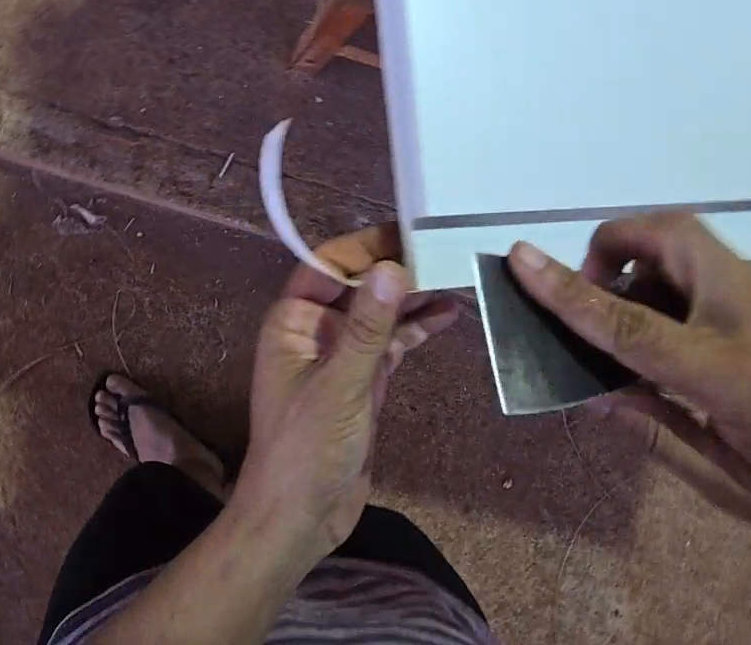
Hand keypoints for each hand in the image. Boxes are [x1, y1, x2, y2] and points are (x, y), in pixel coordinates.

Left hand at [231, 226, 461, 564]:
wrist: (301, 519)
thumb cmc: (306, 448)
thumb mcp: (340, 384)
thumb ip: (367, 327)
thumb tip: (392, 266)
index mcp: (293, 320)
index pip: (329, 266)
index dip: (367, 247)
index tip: (410, 231)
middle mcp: (316, 329)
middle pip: (359, 285)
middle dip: (397, 268)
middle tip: (446, 249)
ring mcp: (342, 354)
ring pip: (380, 312)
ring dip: (413, 296)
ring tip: (457, 273)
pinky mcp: (364, 379)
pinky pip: (392, 342)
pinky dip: (417, 327)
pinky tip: (449, 312)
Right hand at [509, 214, 750, 572]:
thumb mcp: (734, 486)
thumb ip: (657, 430)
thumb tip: (595, 391)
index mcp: (733, 374)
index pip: (628, 322)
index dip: (567, 289)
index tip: (521, 258)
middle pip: (669, 235)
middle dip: (616, 245)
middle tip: (603, 296)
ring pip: (695, 243)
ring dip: (648, 265)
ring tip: (646, 328)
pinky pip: (719, 267)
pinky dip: (681, 283)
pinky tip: (694, 340)